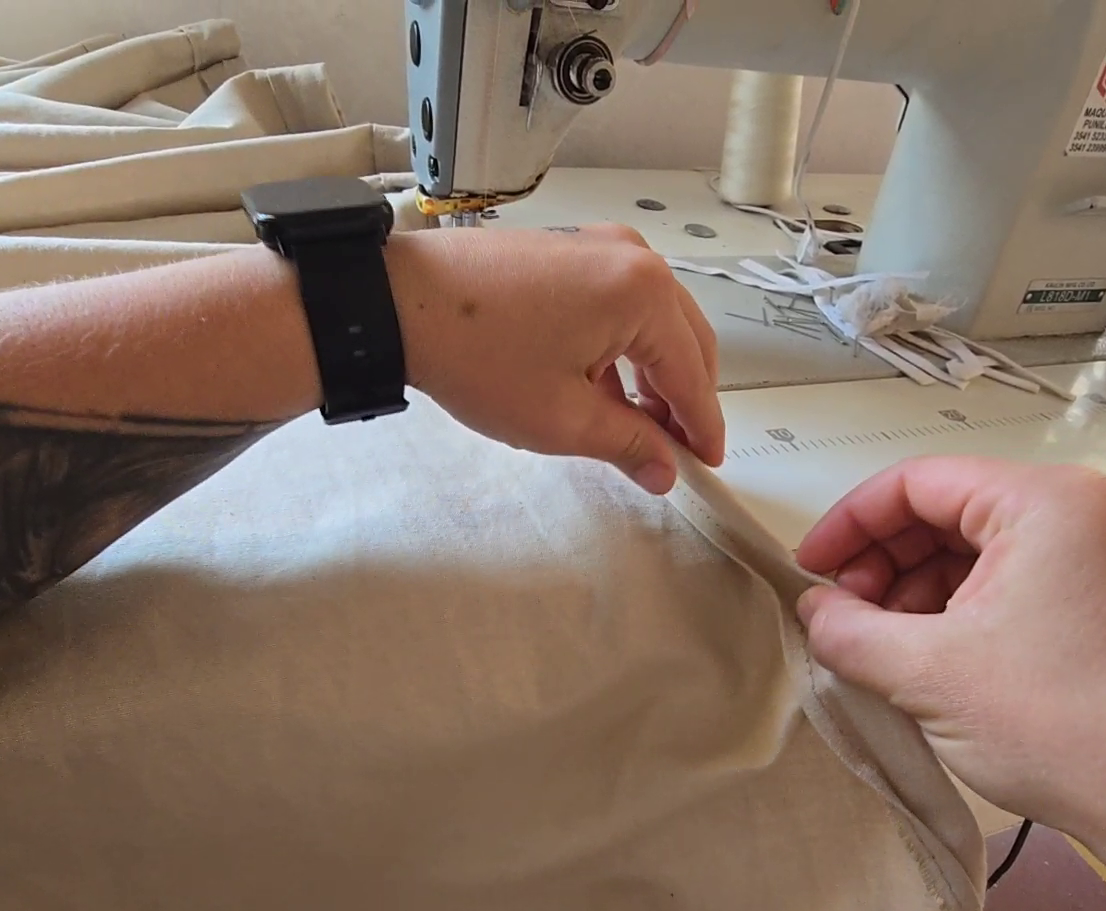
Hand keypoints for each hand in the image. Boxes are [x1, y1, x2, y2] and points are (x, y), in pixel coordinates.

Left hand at [386, 224, 722, 493]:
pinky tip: (607, 388)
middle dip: (683, 399)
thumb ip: (627, 446)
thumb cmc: (475, 353)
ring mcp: (599, 247)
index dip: (702, 426)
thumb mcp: (562, 420)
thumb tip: (662, 468)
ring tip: (637, 426)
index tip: (707, 460)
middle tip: (674, 449)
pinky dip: (624, 349)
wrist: (398, 303)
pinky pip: (620, 306)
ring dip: (653, 375)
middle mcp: (631, 258)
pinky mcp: (570, 250)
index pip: (693, 374)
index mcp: (642, 293)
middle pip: (684, 341)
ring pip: (654, 324)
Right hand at [793, 458, 1105, 874]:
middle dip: (882, 564)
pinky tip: (933, 659)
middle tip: (845, 617)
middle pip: (946, 514)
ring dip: (916, 593)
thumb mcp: (928, 674)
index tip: (809, 569)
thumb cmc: (1068, 730)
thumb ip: (847, 630)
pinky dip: (959, 613)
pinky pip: (1014, 585)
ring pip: (977, 553)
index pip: (914, 483)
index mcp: (1046, 502)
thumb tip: (813, 610)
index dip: (847, 523)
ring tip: (884, 647)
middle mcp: (1085, 514)